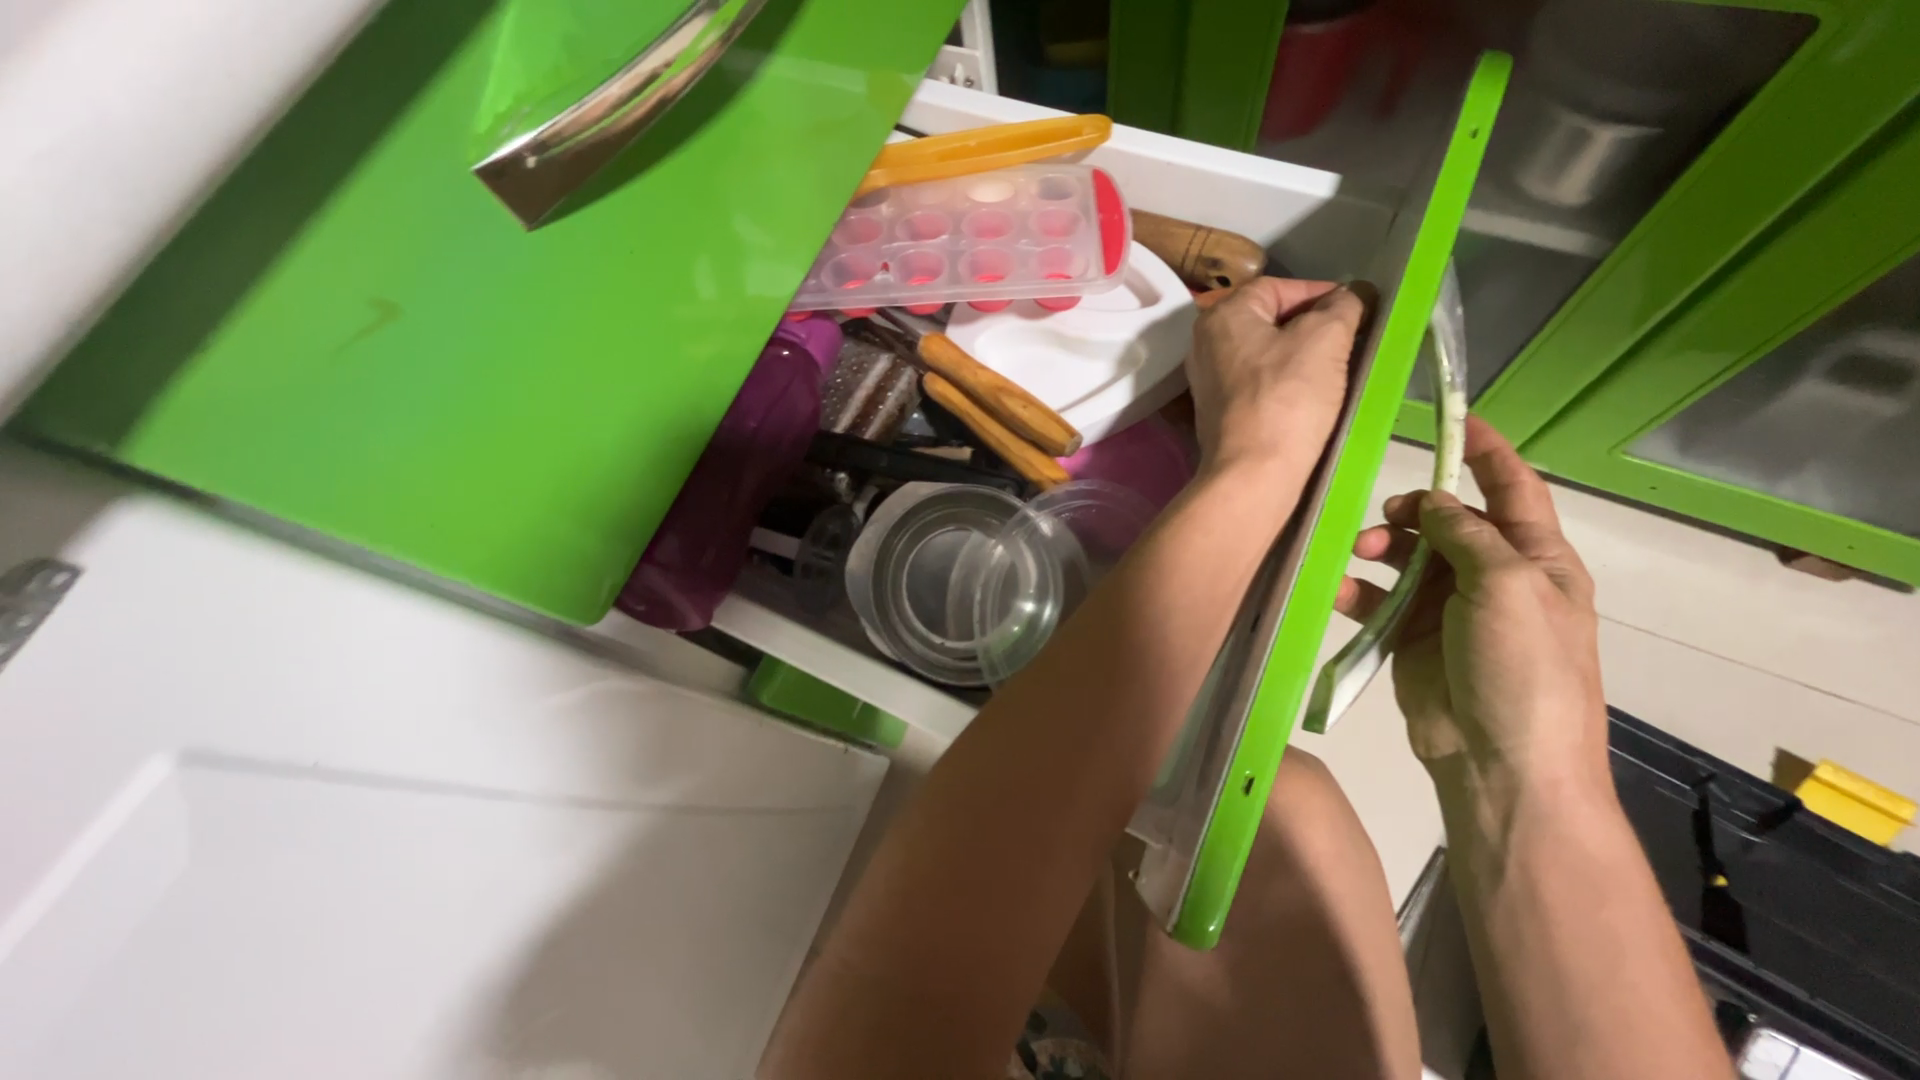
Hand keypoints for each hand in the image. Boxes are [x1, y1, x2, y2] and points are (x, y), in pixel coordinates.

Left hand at [1187, 278, 1365, 477]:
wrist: (1253, 473)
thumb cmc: (1287, 398)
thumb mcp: (1325, 338)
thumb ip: (1342, 306)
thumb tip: (1353, 294)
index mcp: (1223, 316)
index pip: (1278, 287)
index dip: (1321, 292)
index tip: (1357, 308)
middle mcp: (1206, 343)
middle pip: (1270, 320)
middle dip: (1314, 325)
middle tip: (1352, 337)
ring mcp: (1208, 381)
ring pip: (1266, 354)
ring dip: (1303, 355)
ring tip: (1339, 366)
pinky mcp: (1219, 412)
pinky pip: (1259, 384)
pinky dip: (1286, 383)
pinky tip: (1312, 395)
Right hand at [1336, 416, 1607, 796]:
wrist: (1502, 761)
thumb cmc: (1524, 667)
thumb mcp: (1507, 586)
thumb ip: (1467, 536)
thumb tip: (1435, 505)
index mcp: (1536, 559)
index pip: (1514, 489)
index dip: (1488, 453)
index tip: (1455, 420)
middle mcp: (1492, 577)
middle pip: (1448, 522)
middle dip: (1414, 511)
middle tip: (1386, 520)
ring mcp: (1449, 610)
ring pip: (1407, 558)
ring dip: (1380, 549)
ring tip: (1357, 555)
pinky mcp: (1410, 639)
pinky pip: (1378, 600)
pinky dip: (1357, 590)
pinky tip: (1337, 588)